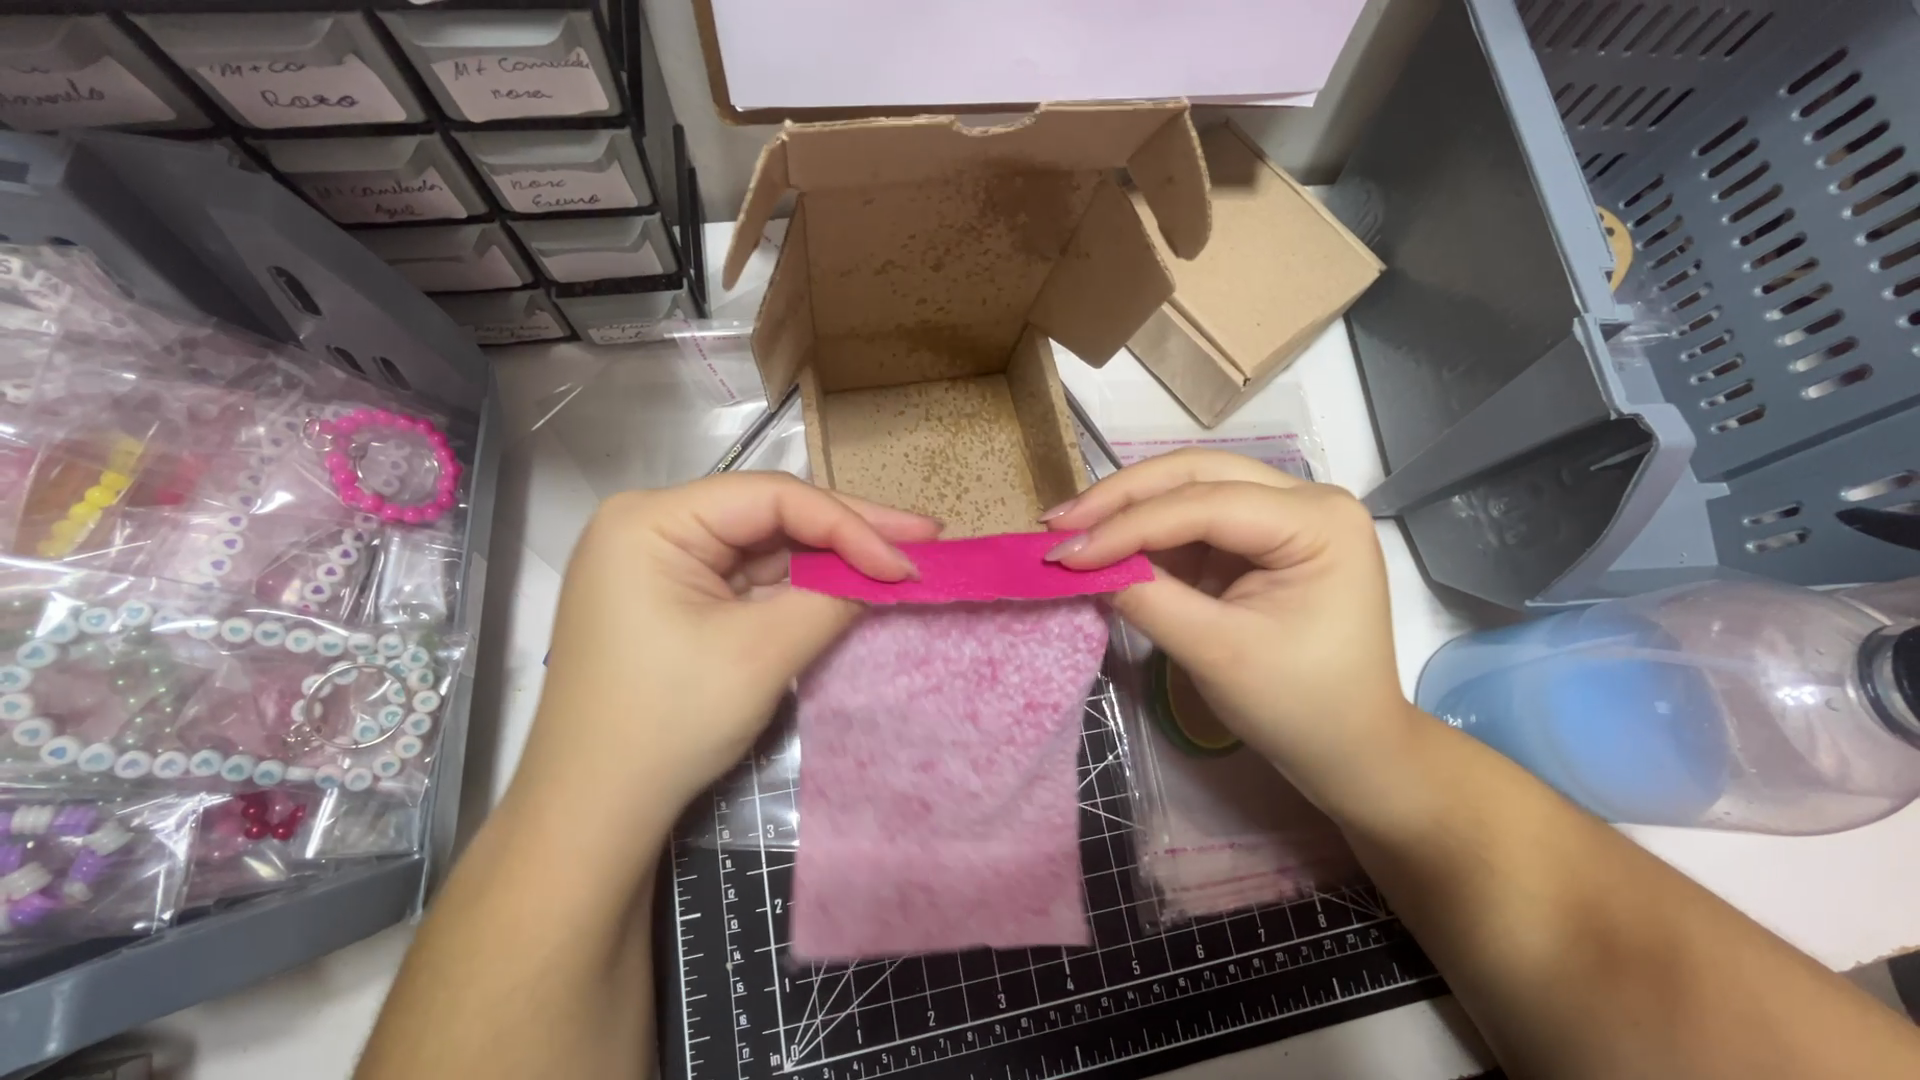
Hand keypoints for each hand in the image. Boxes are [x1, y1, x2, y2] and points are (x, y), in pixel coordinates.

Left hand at [514, 473, 940, 824]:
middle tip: (924, 536)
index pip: (772, 497)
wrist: (593, 812)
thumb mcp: (760, 655)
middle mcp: (650, 527)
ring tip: (898, 559)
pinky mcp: (672, 600)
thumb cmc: (667, 724)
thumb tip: (890, 574)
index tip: (911, 560)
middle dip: (847, 532)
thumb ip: (831, 600)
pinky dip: (798, 587)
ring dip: (828, 559)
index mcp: (651, 521)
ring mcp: (659, 564)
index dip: (851, 524)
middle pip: (768, 514)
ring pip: (763, 547)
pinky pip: (747, 579)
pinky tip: (847, 584)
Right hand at [1042, 450, 1416, 808]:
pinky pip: (1194, 522)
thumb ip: (1148, 599)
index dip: (1127, 524)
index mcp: (1318, 522)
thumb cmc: (1299, 706)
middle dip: (1122, 499)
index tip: (1062, 551)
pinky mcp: (1261, 541)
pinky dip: (1148, 535)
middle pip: (1197, 476)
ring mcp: (1285, 517)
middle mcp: (1307, 501)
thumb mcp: (1217, 653)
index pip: (1205, 504)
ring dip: (1129, 510)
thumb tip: (1080, 565)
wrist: (1350, 750)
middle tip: (1057, 523)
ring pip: (1191, 490)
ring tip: (1072, 531)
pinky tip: (1108, 547)